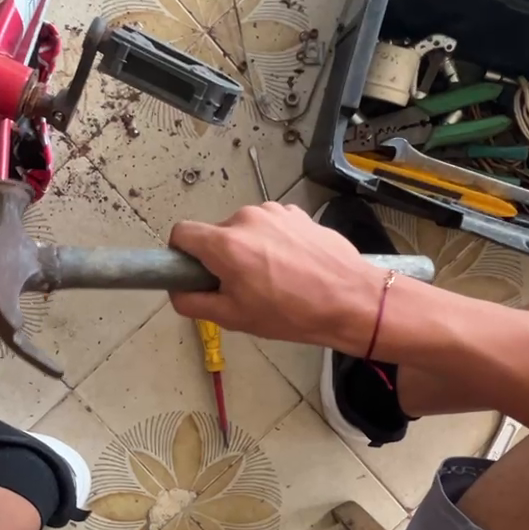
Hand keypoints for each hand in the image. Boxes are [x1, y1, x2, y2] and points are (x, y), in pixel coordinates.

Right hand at [168, 202, 389, 353]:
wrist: (351, 300)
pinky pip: (270, 226)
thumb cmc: (292, 313)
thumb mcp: (233, 318)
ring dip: (249, 250)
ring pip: (244, 230)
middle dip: (221, 258)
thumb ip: (194, 302)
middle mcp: (246, 219)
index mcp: (225, 243)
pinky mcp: (296, 213)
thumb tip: (177, 291)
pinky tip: (291, 266)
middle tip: (242, 288)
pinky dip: (272, 242)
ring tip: (272, 279)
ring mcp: (274, 212)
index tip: (194, 272)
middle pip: (216, 234)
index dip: (181, 254)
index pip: (182, 233)